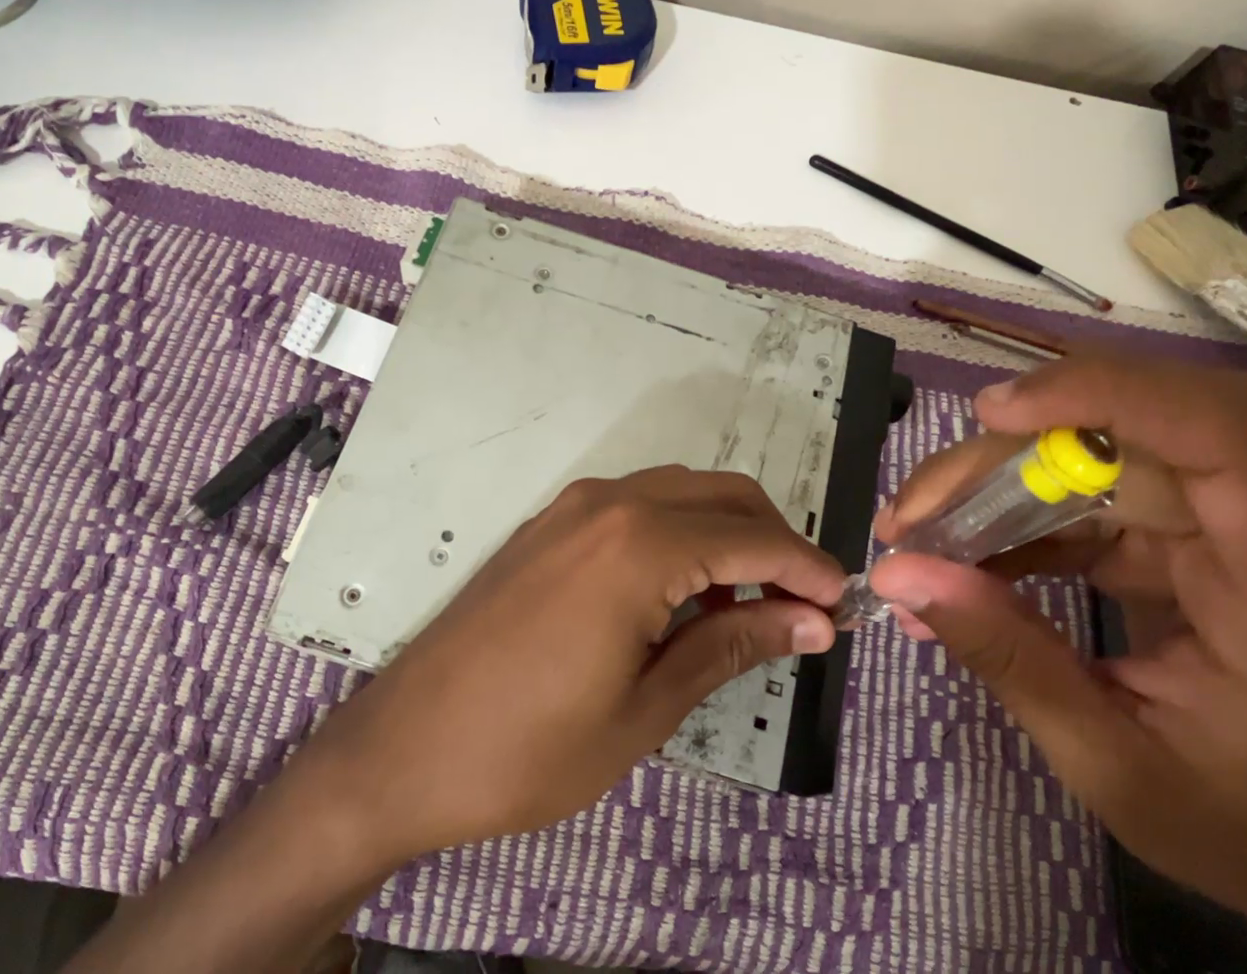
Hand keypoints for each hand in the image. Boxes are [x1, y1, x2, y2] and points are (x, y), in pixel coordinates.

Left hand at [70, 467, 845, 973]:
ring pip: (676, 494)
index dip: (808, 569)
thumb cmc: (529, 749)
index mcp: (638, 546)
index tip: (845, 605)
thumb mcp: (645, 709)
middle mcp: (606, 505)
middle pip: (721, 496)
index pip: (754, 538)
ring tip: (745, 609)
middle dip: (773, 541)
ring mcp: (567, 510)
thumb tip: (811, 619)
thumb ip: (730, 645)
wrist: (402, 751)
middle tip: (803, 608)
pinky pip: (632, 510)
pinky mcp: (542, 529)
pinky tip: (680, 595)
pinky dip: (675, 536)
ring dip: (724, 535)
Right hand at [868, 356, 1246, 971]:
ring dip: (1000, 494)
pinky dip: (1024, 530)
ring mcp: (1238, 534)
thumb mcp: (1115, 763)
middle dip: (1006, 462)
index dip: (1107, 393)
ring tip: (918, 541)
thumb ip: (1009, 659)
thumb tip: (898, 574)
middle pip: (1133, 438)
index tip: (990, 415)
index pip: (1225, 430)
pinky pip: (1099, 508)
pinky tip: (966, 568)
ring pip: (1103, 466)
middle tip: (910, 516)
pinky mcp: (1204, 547)